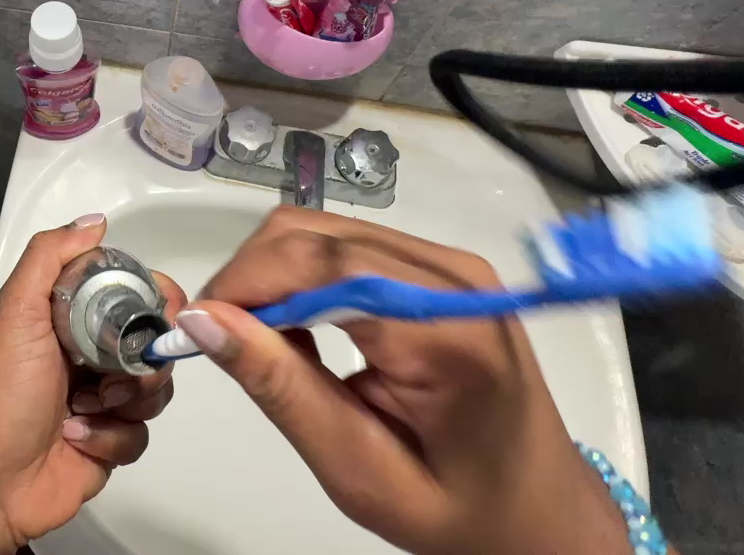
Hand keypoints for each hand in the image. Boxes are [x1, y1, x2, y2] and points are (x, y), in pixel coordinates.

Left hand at [0, 214, 183, 554]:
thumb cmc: (2, 390)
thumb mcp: (16, 311)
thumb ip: (49, 258)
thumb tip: (96, 222)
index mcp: (68, 316)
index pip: (129, 292)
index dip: (153, 296)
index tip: (162, 308)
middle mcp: (90, 352)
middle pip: (151, 341)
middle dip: (143, 359)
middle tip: (115, 374)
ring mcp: (103, 398)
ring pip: (154, 388)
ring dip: (125, 400)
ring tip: (85, 409)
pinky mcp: (111, 441)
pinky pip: (140, 433)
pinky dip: (112, 438)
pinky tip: (79, 439)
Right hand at [173, 208, 627, 554]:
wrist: (545, 513)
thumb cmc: (460, 511)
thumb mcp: (361, 472)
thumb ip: (281, 388)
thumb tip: (201, 319)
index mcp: (445, 331)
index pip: (322, 264)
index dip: (247, 281)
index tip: (198, 326)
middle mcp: (450, 275)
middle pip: (313, 235)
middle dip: (251, 276)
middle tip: (225, 339)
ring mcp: (446, 261)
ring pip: (318, 230)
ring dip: (271, 274)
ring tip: (263, 339)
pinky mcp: (434, 264)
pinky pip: (339, 244)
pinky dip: (298, 275)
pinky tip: (300, 325)